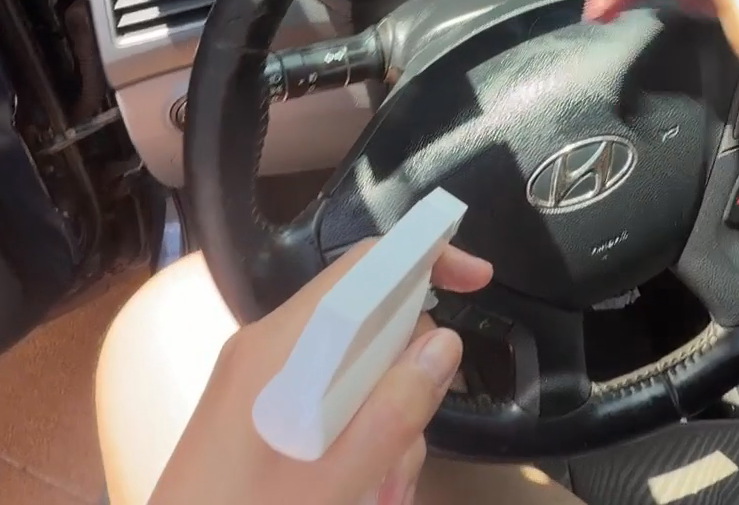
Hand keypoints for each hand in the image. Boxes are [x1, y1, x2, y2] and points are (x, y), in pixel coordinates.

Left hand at [149, 242, 492, 504]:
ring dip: (388, 427)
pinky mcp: (259, 417)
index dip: (425, 256)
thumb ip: (392, 414)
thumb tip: (446, 340)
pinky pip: (332, 403)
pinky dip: (360, 441)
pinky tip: (363, 491)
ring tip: (383, 493)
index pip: (362, 267)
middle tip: (410, 451)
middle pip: (369, 324)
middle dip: (407, 380)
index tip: (479, 278)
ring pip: (358, 371)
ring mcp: (261, 384)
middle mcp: (269, 349)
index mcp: (278, 346)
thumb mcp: (329, 489)